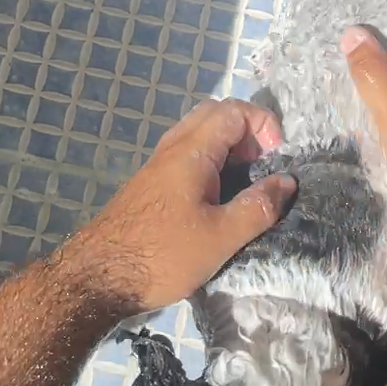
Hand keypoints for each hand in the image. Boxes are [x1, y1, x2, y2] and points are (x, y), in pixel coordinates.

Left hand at [58, 99, 296, 313]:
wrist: (99, 275)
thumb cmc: (163, 253)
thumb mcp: (221, 237)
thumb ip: (258, 207)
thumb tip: (287, 181)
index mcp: (192, 151)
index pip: (234, 110)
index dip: (263, 124)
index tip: (277, 158)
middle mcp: (174, 147)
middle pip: (216, 114)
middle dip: (248, 130)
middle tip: (262, 164)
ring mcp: (160, 164)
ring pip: (200, 133)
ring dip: (229, 146)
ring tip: (245, 182)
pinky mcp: (152, 183)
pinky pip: (188, 153)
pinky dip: (212, 161)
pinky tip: (219, 196)